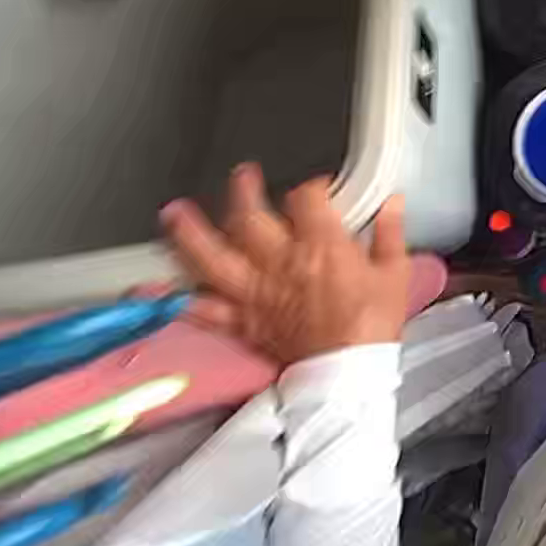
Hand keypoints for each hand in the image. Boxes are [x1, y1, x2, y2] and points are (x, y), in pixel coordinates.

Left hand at [159, 163, 408, 364]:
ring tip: (175, 211)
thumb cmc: (375, 319)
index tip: (318, 187)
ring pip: (213, 257)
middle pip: (250, 218)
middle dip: (244, 191)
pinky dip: (174, 300)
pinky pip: (201, 310)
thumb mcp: (395, 270)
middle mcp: (282, 263)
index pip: (307, 200)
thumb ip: (390, 231)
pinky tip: (150, 290)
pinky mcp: (243, 321)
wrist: (349, 369)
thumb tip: (392, 202)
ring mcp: (257, 292)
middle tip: (242, 176)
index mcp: (322, 246)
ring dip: (191, 232)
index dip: (311, 187)